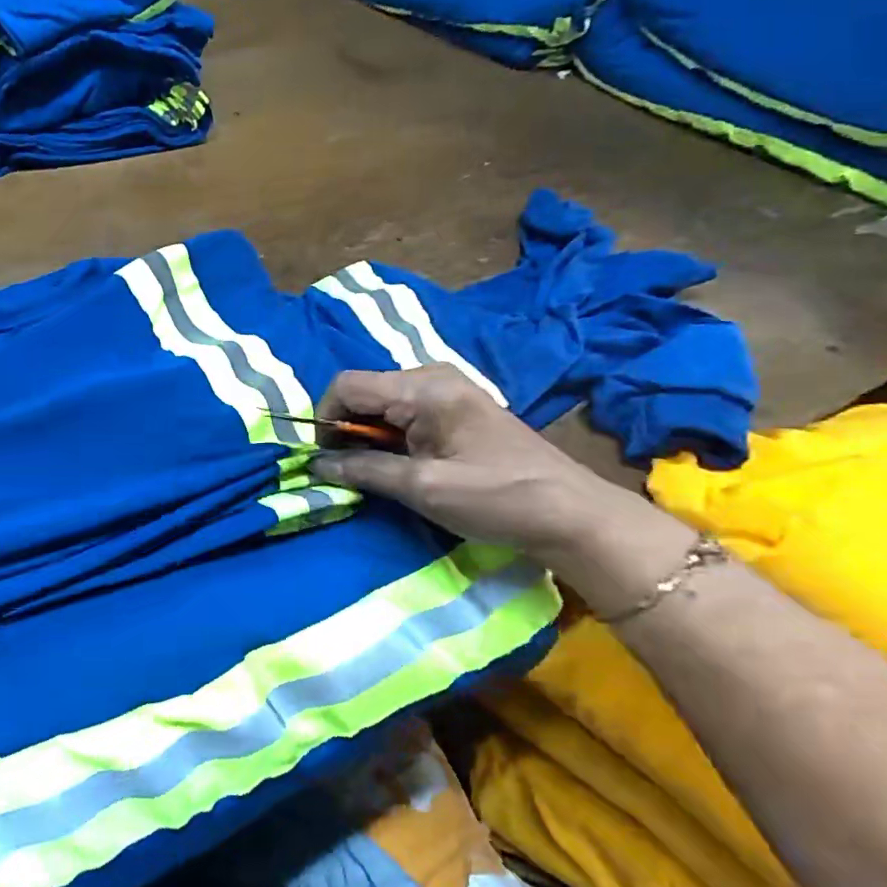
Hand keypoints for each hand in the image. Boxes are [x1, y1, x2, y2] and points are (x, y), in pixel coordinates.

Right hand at [310, 366, 633, 553]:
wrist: (568, 511)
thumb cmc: (495, 497)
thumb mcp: (423, 487)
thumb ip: (366, 470)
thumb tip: (317, 465)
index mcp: (423, 386)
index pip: (348, 384)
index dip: (325, 419)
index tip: (324, 460)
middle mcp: (432, 375)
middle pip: (366, 391)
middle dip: (347, 429)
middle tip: (349, 473)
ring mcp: (448, 390)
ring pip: (385, 404)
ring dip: (370, 437)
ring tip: (377, 475)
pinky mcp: (458, 408)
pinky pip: (407, 413)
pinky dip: (393, 437)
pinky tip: (404, 466)